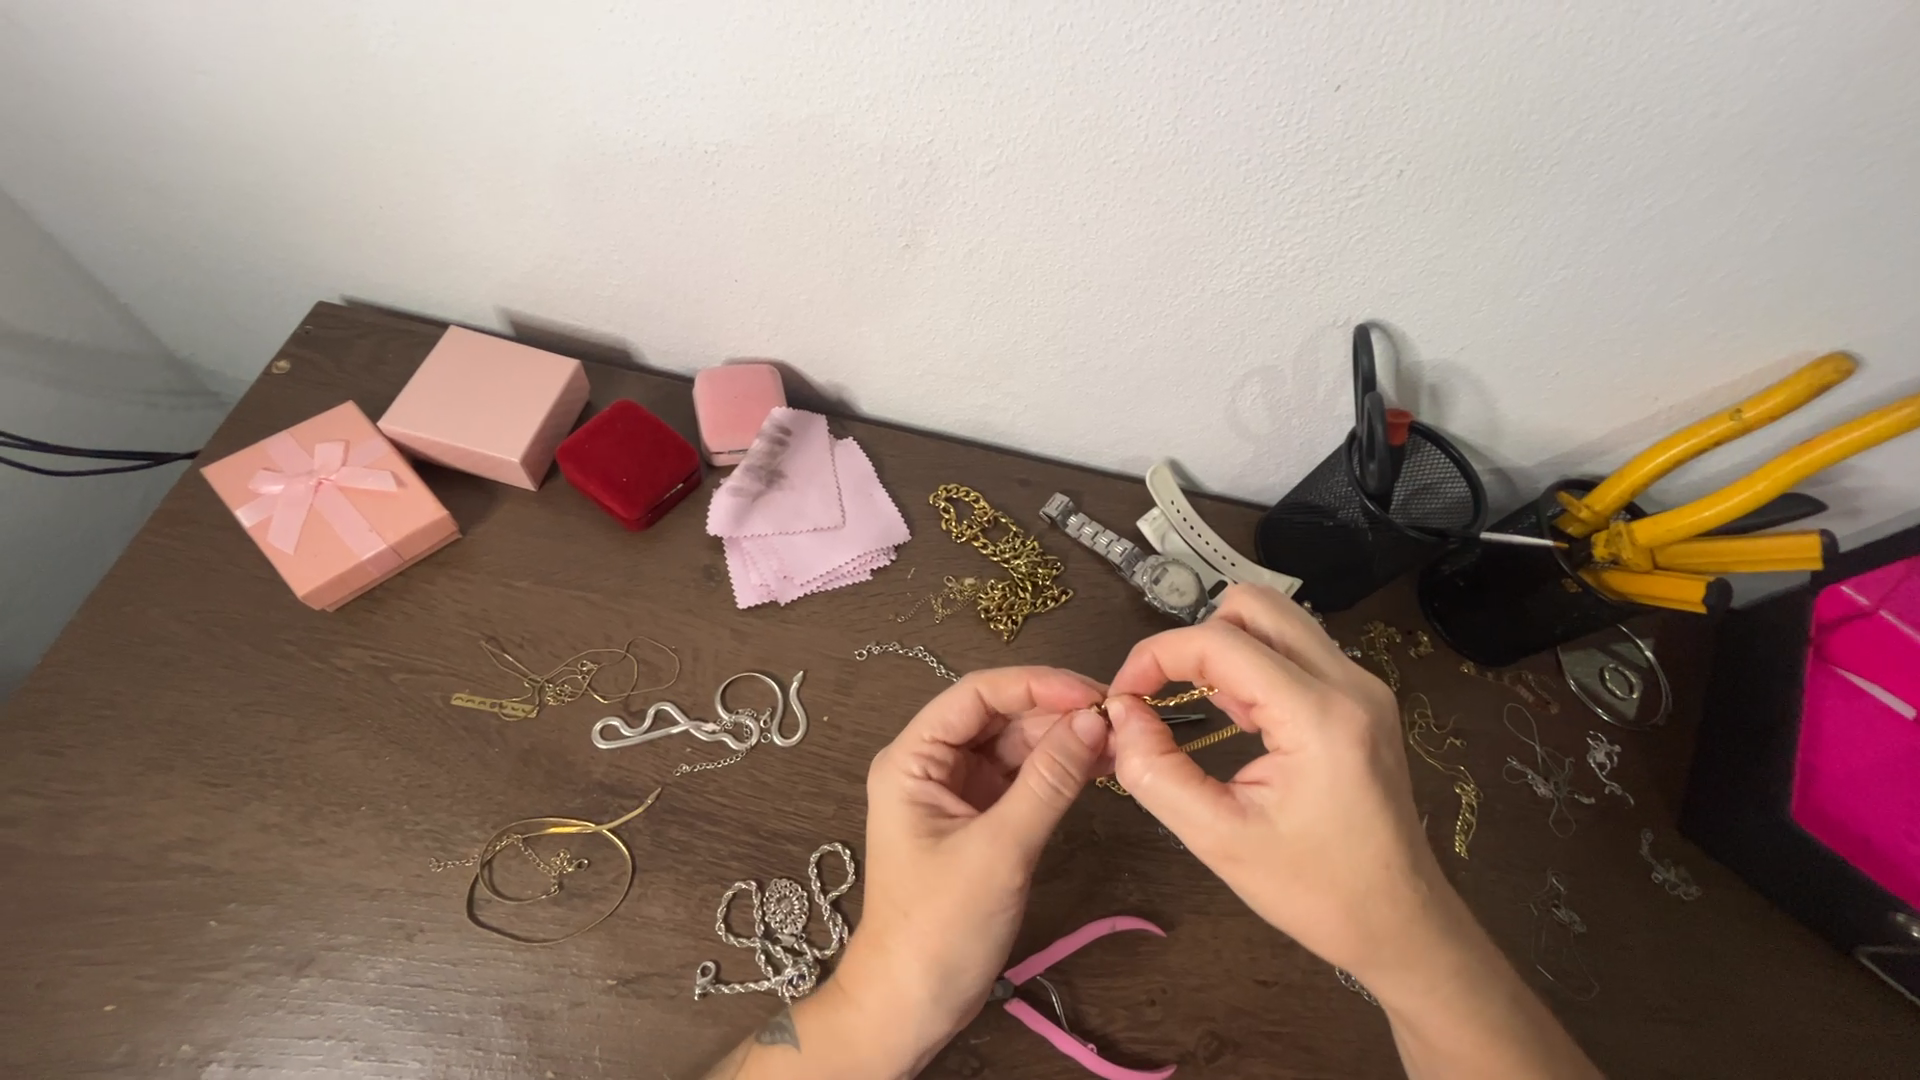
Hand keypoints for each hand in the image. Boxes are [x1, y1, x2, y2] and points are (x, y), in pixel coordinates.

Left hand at [831, 666, 1108, 1070]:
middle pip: (998, 714)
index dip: (1035, 684)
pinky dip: (1060, 768)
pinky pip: (1023, 776)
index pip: (976, 694)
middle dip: (1056, 710)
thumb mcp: (999, 850)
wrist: (911, 1005)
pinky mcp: (980, 813)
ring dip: (1064, 737)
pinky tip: (1100, 762)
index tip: (1092, 693)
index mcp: (912, 757)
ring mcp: (957, 787)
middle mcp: (932, 761)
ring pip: (1015, 743)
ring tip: (1120, 736)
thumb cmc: (939, 928)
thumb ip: (1049, 782)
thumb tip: (1096, 721)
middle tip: (1118, 715)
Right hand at [1105, 585, 1441, 983]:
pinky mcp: (1361, 695)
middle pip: (1253, 605)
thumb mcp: (1216, 839)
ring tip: (1213, 710)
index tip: (1125, 696)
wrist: (1403, 925)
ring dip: (1225, 647)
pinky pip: (1293, 646)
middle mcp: (1349, 682)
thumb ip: (1153, 771)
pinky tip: (1246, 718)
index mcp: (1320, 716)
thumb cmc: (1314, 890)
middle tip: (1171, 692)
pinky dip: (1252, 663)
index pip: (1219, 641)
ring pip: (1275, 617)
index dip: (1156, 656)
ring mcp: (1362, 684)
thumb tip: (1121, 713)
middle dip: (1194, 639)